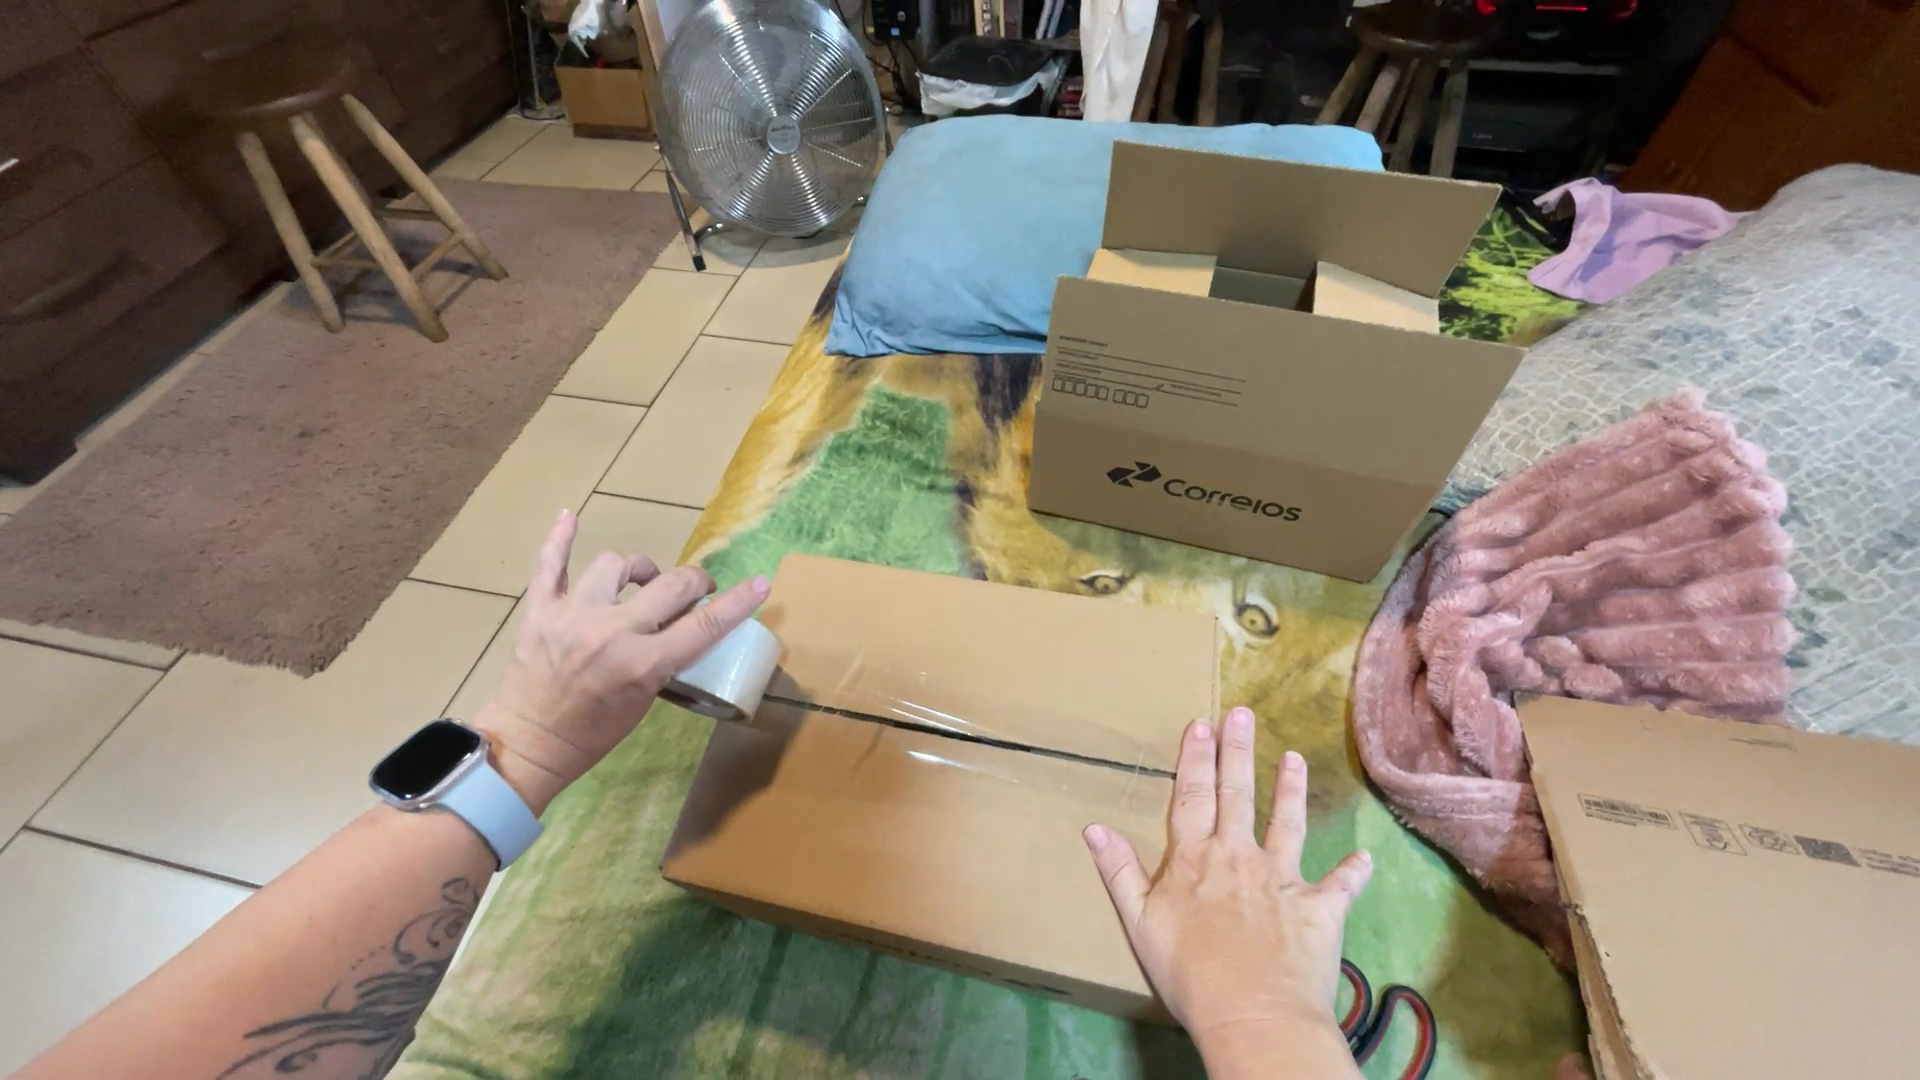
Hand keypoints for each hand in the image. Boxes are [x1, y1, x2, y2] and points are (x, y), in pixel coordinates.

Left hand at [473, 509, 768, 812]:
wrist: (528, 745)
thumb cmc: (595, 733)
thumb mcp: (647, 699)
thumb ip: (666, 658)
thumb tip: (683, 623)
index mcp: (643, 664)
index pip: (705, 625)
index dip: (738, 602)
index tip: (760, 584)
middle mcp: (611, 633)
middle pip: (671, 585)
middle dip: (694, 582)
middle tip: (695, 591)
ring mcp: (572, 617)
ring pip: (617, 564)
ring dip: (641, 567)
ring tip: (643, 579)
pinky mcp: (540, 612)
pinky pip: (549, 565)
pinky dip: (559, 539)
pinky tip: (569, 515)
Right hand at [1083, 707, 1371, 1067]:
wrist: (1253, 1015)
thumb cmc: (1188, 970)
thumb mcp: (1139, 921)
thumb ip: (1119, 871)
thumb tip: (1094, 827)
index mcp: (1194, 857)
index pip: (1191, 795)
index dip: (1194, 758)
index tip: (1200, 723)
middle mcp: (1238, 855)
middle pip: (1237, 794)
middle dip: (1237, 752)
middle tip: (1242, 714)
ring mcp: (1282, 879)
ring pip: (1288, 824)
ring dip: (1291, 789)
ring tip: (1295, 757)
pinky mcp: (1318, 910)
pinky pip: (1339, 887)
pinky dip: (1352, 873)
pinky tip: (1365, 858)